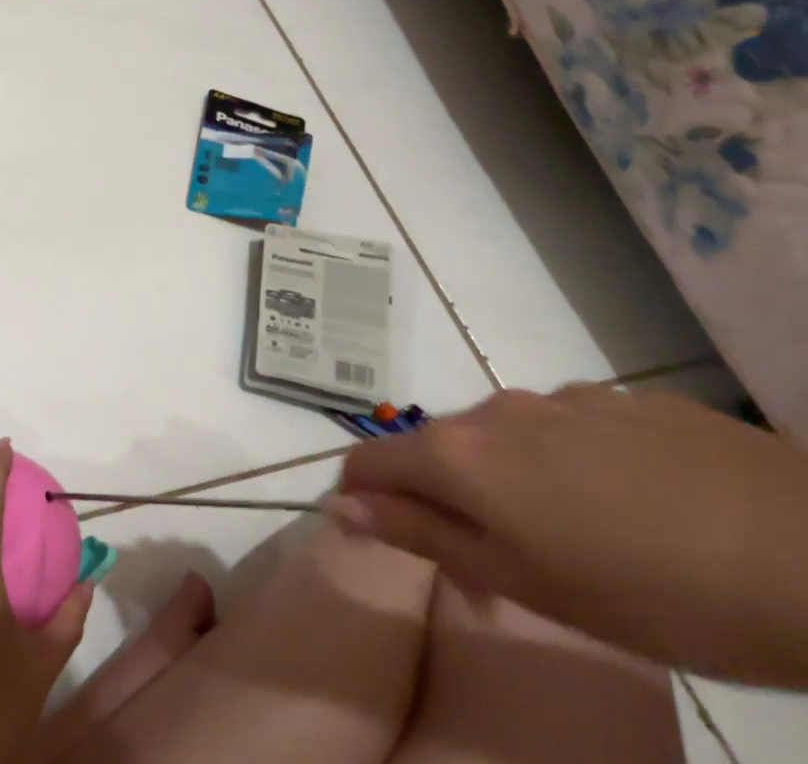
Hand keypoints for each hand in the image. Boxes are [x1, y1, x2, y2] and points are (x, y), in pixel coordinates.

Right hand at [329, 384, 807, 685]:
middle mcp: (496, 410)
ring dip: (511, 475)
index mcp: (457, 454)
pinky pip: (570, 425)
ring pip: (505, 435)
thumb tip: (340, 505)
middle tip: (499, 559)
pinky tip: (634, 501)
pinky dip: (572, 458)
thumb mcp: (519, 580)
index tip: (395, 542)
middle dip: (446, 495)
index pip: (365, 461)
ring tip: (579, 531)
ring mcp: (568, 397)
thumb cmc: (650, 592)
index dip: (364, 500)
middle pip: (437, 448)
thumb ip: (417, 533)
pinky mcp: (633, 398)